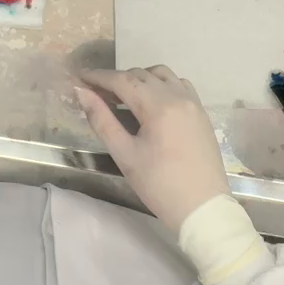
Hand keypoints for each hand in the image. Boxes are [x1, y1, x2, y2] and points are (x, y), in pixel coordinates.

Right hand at [75, 66, 230, 230]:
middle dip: (116, 79)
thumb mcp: (125, 155)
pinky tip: (151, 101)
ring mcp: (193, 103)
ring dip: (139, 78)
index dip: (99, 77)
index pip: (123, 80)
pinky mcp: (201, 112)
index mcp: (159, 106)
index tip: (80, 77)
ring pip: (161, 75)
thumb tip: (82, 92)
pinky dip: (160, 84)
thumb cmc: (160, 185)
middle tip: (96, 92)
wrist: (203, 209)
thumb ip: (101, 120)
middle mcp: (178, 96)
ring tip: (123, 96)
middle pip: (141, 75)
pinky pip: (178, 84)